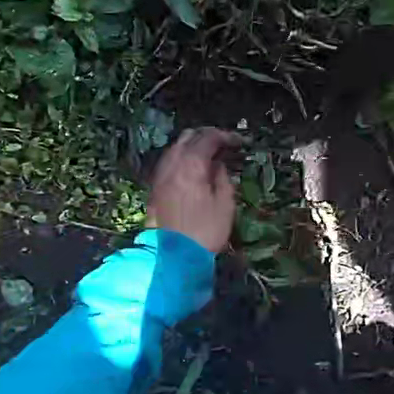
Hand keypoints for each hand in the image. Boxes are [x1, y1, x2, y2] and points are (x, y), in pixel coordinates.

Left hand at [148, 128, 241, 253]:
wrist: (174, 257)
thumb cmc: (205, 231)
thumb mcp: (225, 204)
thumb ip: (223, 177)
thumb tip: (218, 164)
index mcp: (191, 165)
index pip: (208, 138)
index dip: (226, 136)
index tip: (239, 142)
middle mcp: (172, 164)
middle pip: (188, 137)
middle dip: (207, 136)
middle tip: (224, 145)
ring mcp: (160, 175)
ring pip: (175, 148)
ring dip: (192, 146)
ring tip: (209, 156)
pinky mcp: (154, 187)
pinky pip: (169, 162)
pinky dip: (182, 158)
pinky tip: (192, 169)